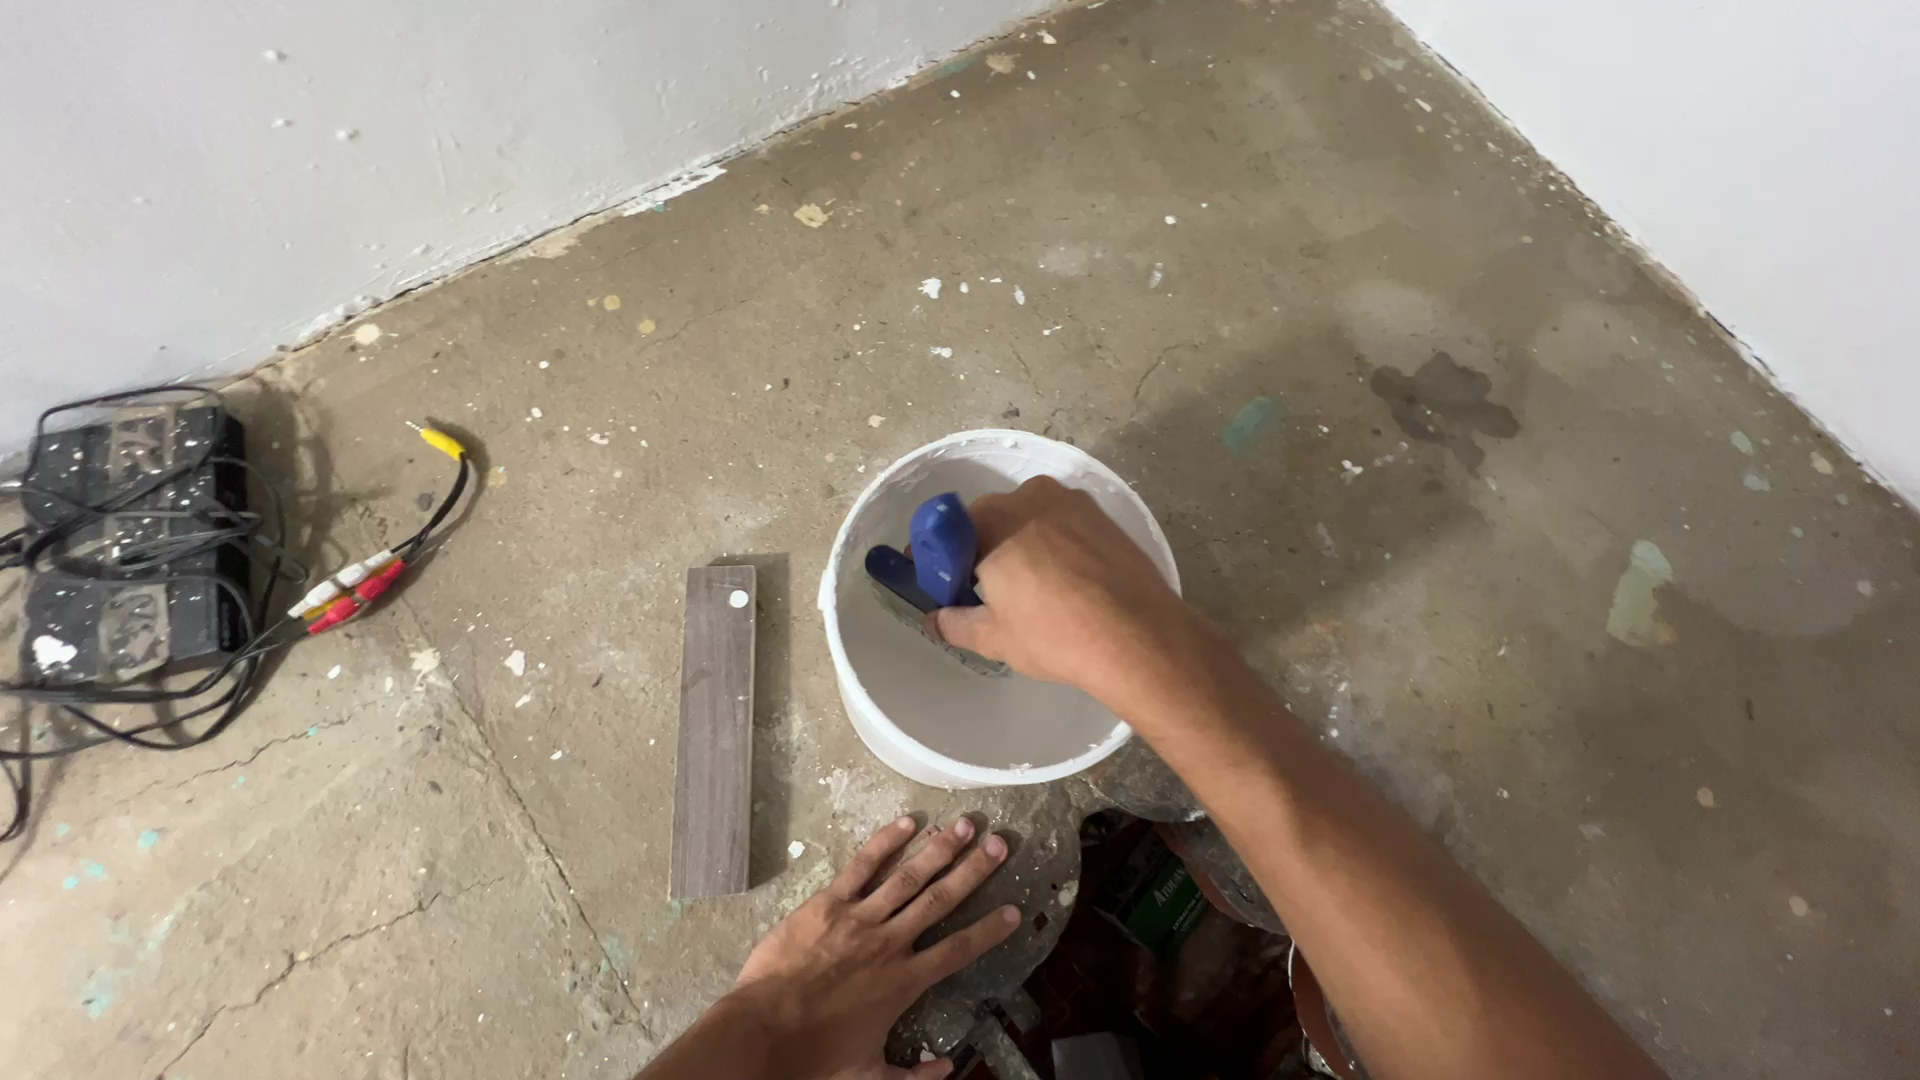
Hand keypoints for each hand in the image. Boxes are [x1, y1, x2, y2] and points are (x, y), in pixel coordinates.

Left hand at [727, 816, 1020, 1079]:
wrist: (763, 1034)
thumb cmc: (815, 1056)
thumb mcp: (869, 1076)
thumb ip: (913, 1076)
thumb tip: (949, 1070)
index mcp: (903, 982)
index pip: (957, 950)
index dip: (988, 930)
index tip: (1014, 910)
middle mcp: (890, 943)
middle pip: (940, 900)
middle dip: (973, 871)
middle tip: (1000, 844)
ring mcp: (860, 918)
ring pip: (908, 877)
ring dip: (939, 849)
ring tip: (966, 825)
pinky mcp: (829, 902)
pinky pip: (862, 866)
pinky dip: (885, 842)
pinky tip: (907, 822)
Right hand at [931, 476, 1194, 703]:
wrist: (1139, 635)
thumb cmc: (1056, 635)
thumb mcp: (995, 637)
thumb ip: (956, 623)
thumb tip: (936, 618)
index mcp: (990, 522)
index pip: (944, 532)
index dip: (936, 560)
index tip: (941, 585)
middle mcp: (1027, 497)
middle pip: (987, 520)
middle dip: (979, 550)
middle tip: (986, 593)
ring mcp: (1069, 501)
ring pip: (1027, 518)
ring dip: (1018, 544)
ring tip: (1031, 589)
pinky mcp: (1102, 514)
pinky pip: (1061, 523)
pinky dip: (1053, 543)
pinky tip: (1065, 580)